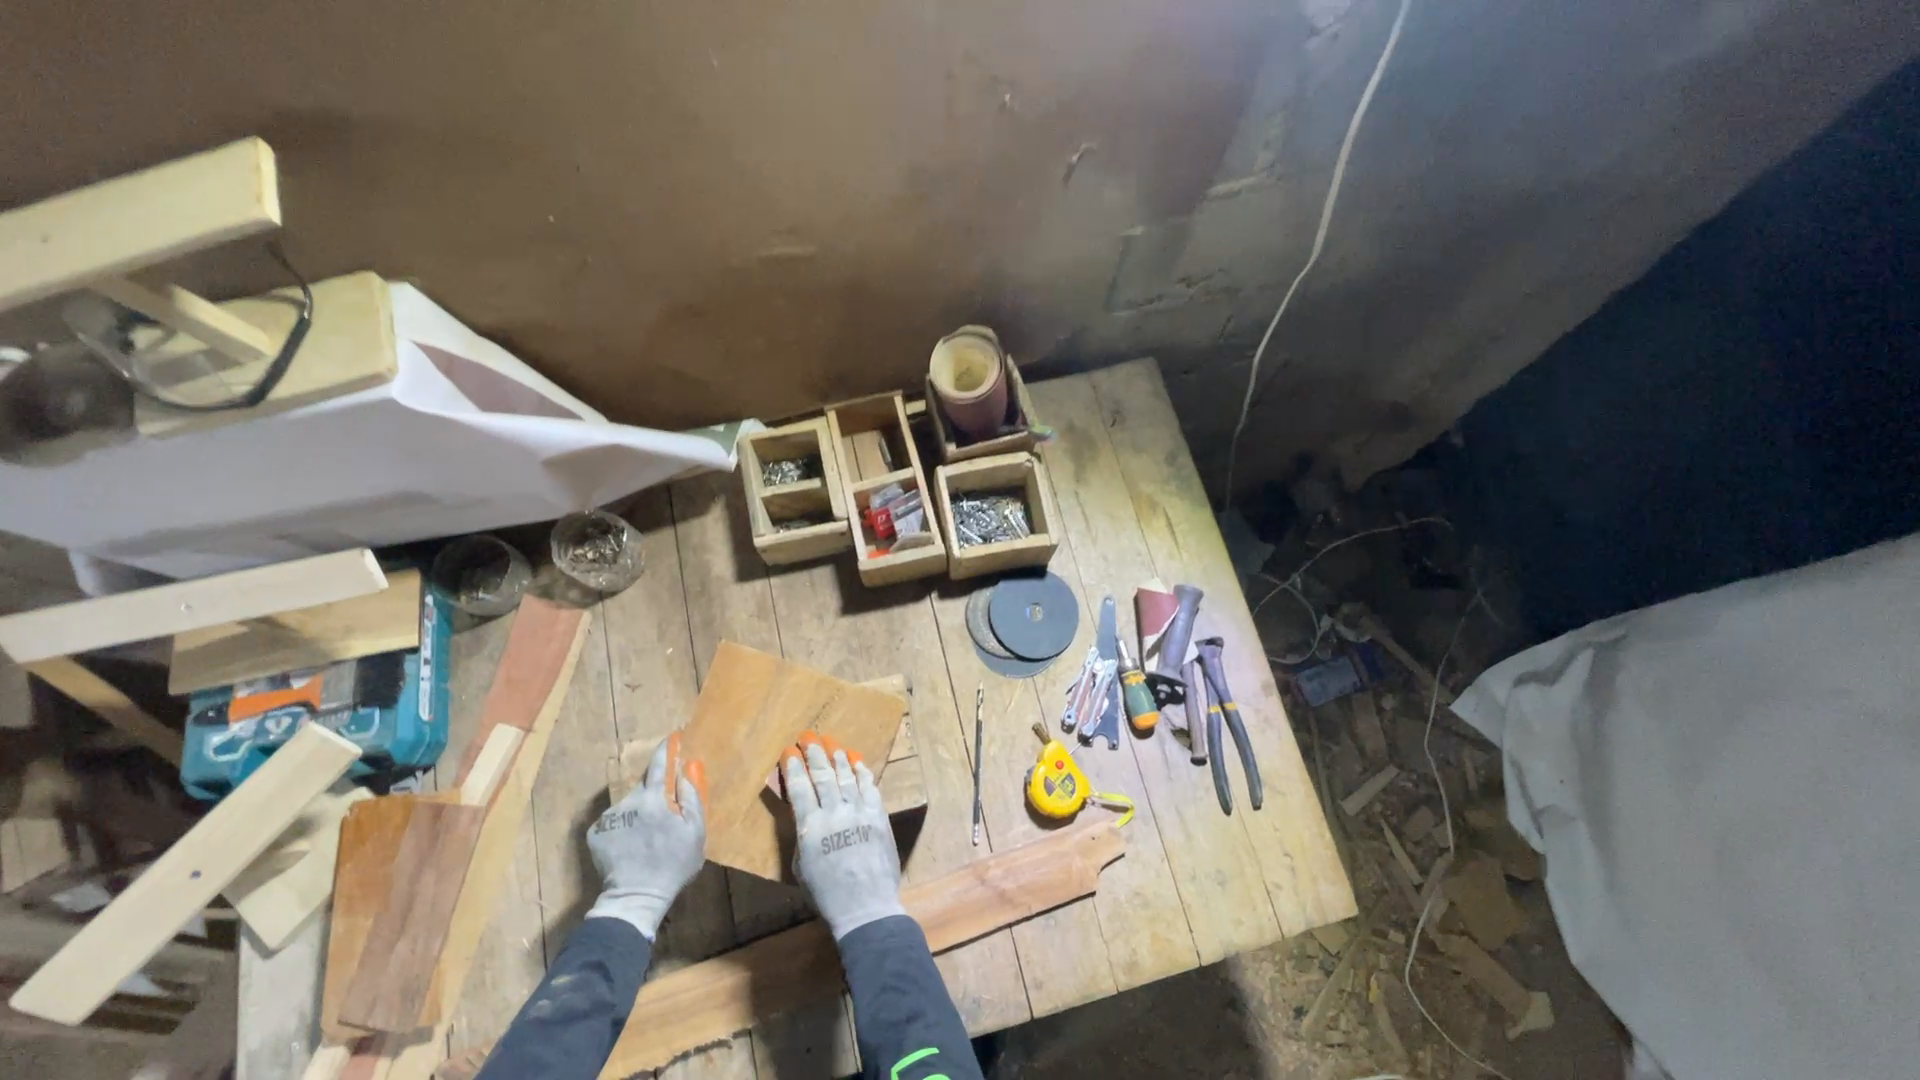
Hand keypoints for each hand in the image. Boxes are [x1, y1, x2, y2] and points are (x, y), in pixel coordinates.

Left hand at [585, 734, 706, 939]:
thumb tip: (686, 772)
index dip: (666, 750)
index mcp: (655, 799)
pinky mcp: (595, 832)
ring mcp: (609, 817)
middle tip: (663, 816)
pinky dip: (623, 827)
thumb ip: (692, 799)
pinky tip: (629, 845)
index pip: (660, 765)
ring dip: (638, 812)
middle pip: (644, 787)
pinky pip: (614, 821)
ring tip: (646, 837)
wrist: (635, 897)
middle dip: (654, 794)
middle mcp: (628, 801)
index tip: (672, 739)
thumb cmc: (673, 865)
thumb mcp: (695, 832)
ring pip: (629, 805)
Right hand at [783, 733, 904, 939]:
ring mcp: (859, 812)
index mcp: (811, 826)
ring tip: (832, 744)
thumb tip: (803, 814)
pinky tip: (858, 763)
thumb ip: (802, 834)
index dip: (794, 768)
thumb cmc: (826, 893)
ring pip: (847, 777)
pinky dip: (862, 774)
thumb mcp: (801, 865)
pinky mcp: (878, 816)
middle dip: (815, 754)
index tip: (789, 751)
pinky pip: (870, 788)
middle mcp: (835, 812)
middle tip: (809, 738)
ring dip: (839, 759)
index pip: (800, 788)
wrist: (865, 904)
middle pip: (823, 776)